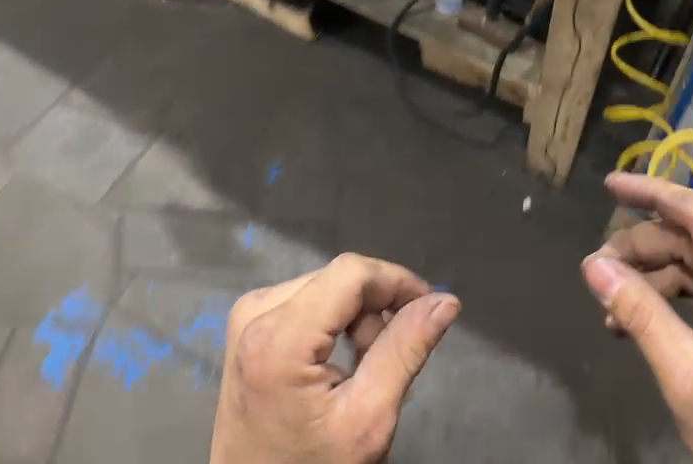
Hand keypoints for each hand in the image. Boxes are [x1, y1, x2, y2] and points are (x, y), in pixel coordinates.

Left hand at [211, 253, 460, 463]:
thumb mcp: (368, 419)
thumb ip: (405, 351)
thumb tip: (445, 302)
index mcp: (280, 336)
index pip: (351, 273)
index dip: (396, 281)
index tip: (429, 307)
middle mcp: (256, 312)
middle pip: (338, 279)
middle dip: (377, 308)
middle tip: (394, 355)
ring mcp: (247, 315)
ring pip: (325, 285)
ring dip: (357, 317)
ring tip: (366, 367)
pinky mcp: (246, 323)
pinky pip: (305, 298)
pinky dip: (333, 322)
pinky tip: (339, 362)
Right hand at [584, 173, 692, 463]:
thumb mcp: (689, 377)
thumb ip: (641, 313)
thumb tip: (593, 265)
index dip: (652, 191)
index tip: (609, 184)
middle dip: (643, 247)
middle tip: (597, 271)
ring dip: (655, 276)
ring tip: (612, 306)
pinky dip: (677, 297)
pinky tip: (641, 319)